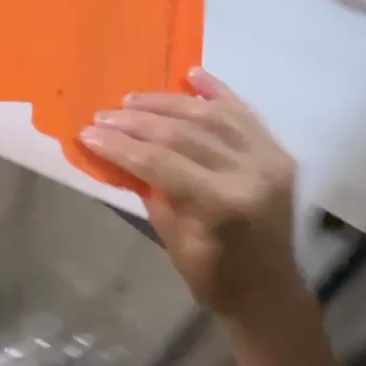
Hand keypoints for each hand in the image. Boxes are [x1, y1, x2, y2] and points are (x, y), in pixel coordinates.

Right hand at [80, 69, 304, 319]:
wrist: (267, 290)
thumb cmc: (212, 275)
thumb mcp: (172, 236)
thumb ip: (152, 190)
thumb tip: (120, 155)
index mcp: (224, 203)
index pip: (161, 161)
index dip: (120, 145)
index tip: (87, 134)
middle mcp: (252, 172)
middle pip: (185, 133)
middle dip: (136, 122)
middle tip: (101, 116)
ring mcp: (270, 158)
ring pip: (211, 116)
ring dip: (167, 103)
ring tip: (131, 100)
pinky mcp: (278, 152)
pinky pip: (244, 114)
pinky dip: (217, 92)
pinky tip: (191, 75)